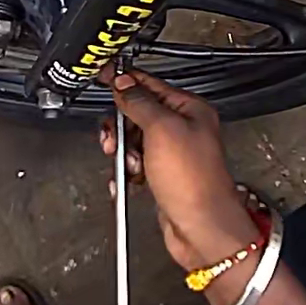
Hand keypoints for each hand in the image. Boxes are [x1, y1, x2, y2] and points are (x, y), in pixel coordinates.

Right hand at [99, 67, 260, 271]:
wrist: (200, 228)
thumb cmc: (194, 181)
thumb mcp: (161, 130)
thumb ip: (140, 103)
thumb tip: (124, 83)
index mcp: (189, 109)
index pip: (151, 85)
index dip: (126, 81)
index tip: (105, 76)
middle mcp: (183, 128)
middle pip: (139, 113)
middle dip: (122, 126)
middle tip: (115, 138)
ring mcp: (172, 153)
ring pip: (134, 139)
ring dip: (125, 152)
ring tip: (129, 164)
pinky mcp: (163, 175)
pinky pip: (135, 163)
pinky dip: (127, 170)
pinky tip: (129, 178)